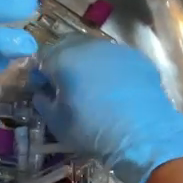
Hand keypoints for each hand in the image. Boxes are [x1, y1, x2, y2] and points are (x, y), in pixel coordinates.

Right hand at [32, 36, 182, 182]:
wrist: (143, 136)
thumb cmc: (92, 130)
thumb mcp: (57, 123)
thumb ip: (43, 103)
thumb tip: (42, 94)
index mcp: (65, 59)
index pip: (43, 57)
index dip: (40, 74)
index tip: (42, 90)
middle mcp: (90, 47)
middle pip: (68, 47)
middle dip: (62, 63)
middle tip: (64, 86)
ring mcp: (117, 50)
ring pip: (94, 50)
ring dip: (87, 64)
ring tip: (90, 87)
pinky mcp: (138, 59)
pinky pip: (116, 59)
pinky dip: (109, 69)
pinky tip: (113, 89)